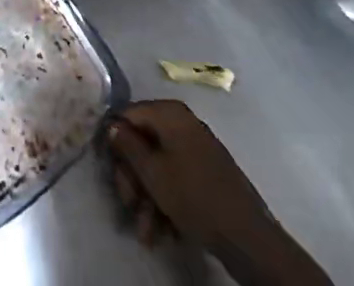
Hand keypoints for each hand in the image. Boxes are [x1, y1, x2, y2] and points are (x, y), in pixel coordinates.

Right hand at [108, 101, 330, 285]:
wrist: (248, 238)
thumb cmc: (192, 196)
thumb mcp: (150, 171)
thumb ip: (126, 144)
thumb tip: (112, 125)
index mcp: (170, 114)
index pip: (127, 115)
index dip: (113, 139)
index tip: (106, 164)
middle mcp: (184, 124)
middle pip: (143, 143)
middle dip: (132, 178)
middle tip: (128, 203)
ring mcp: (198, 149)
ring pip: (158, 166)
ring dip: (147, 197)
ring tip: (146, 230)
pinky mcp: (208, 173)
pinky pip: (176, 179)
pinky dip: (165, 201)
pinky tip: (162, 230)